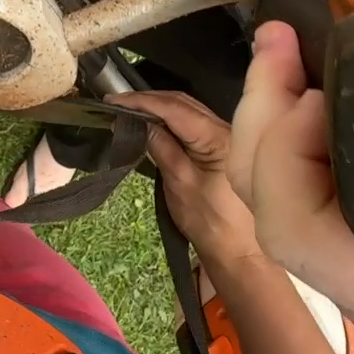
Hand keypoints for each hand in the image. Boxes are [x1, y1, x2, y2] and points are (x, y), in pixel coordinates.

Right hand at [110, 90, 260, 261]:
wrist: (240, 253)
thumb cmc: (211, 222)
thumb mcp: (179, 182)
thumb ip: (160, 146)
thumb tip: (135, 120)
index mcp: (219, 137)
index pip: (175, 108)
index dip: (142, 101)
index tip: (113, 100)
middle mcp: (225, 130)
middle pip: (182, 103)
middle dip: (148, 100)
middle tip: (116, 103)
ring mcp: (224, 137)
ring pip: (187, 110)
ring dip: (157, 107)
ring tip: (128, 109)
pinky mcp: (220, 147)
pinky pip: (191, 123)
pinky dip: (168, 118)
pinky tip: (151, 122)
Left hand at [230, 0, 353, 353]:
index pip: (300, 234)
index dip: (286, 154)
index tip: (320, 88)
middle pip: (275, 213)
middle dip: (263, 120)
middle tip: (281, 43)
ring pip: (284, 209)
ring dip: (273, 127)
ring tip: (287, 53)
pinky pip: (311, 207)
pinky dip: (300, 148)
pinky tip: (317, 93)